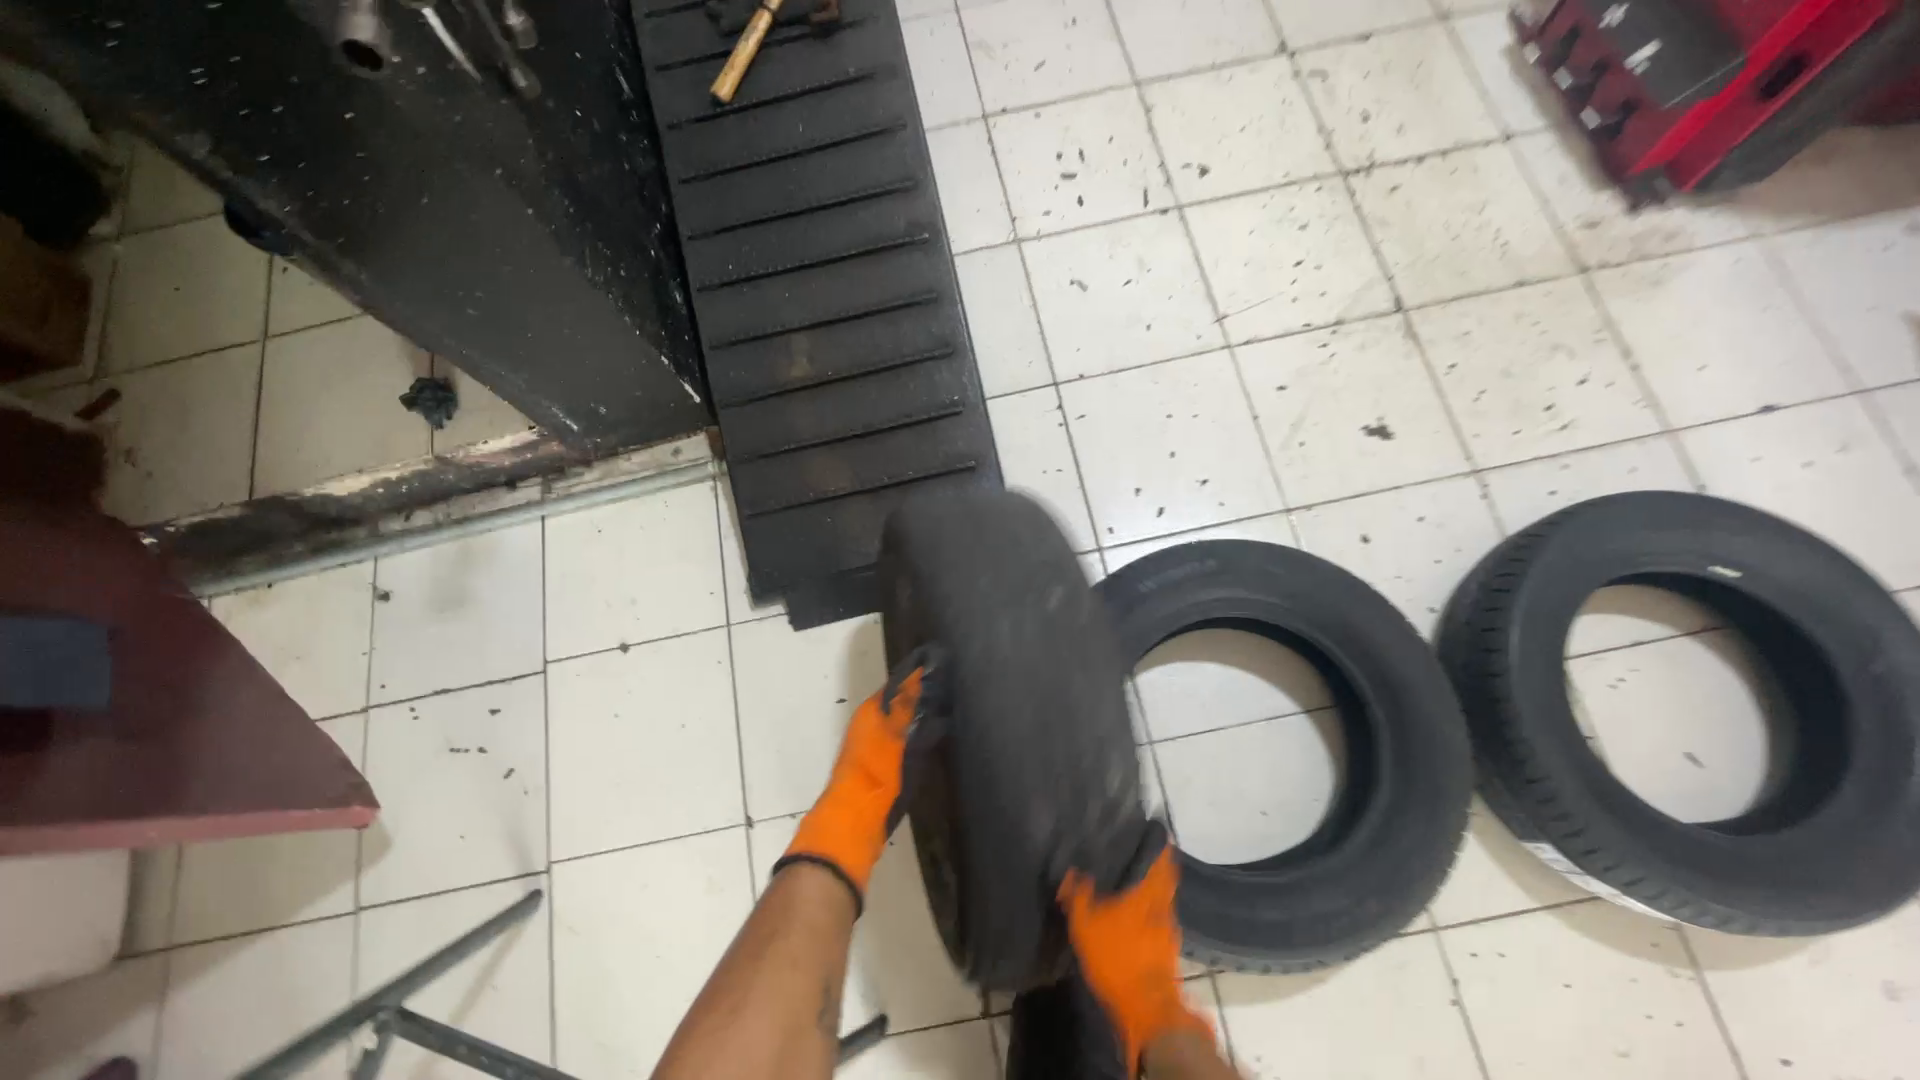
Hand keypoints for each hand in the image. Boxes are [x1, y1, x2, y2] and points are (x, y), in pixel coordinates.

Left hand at [775, 652, 940, 904]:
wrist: (854, 822)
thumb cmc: (874, 775)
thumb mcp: (893, 737)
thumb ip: (905, 707)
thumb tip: (918, 674)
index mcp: (870, 713)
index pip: (896, 684)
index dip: (916, 675)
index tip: (940, 665)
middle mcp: (869, 726)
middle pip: (898, 703)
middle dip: (920, 695)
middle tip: (951, 688)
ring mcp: (873, 748)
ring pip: (900, 723)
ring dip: (918, 717)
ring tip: (947, 710)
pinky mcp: (881, 769)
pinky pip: (902, 743)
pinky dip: (916, 737)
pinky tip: (934, 740)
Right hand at [1057, 845, 1213, 1074]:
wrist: (1147, 1008)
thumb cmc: (1116, 959)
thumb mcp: (1086, 926)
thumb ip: (1078, 896)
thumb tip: (1070, 871)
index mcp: (1148, 893)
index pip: (1162, 861)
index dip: (1161, 846)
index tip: (1156, 832)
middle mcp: (1163, 906)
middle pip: (1164, 879)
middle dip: (1155, 867)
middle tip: (1139, 854)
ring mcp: (1169, 930)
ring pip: (1162, 900)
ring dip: (1153, 891)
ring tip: (1134, 883)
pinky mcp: (1168, 950)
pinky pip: (1159, 920)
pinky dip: (1151, 913)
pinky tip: (1136, 917)